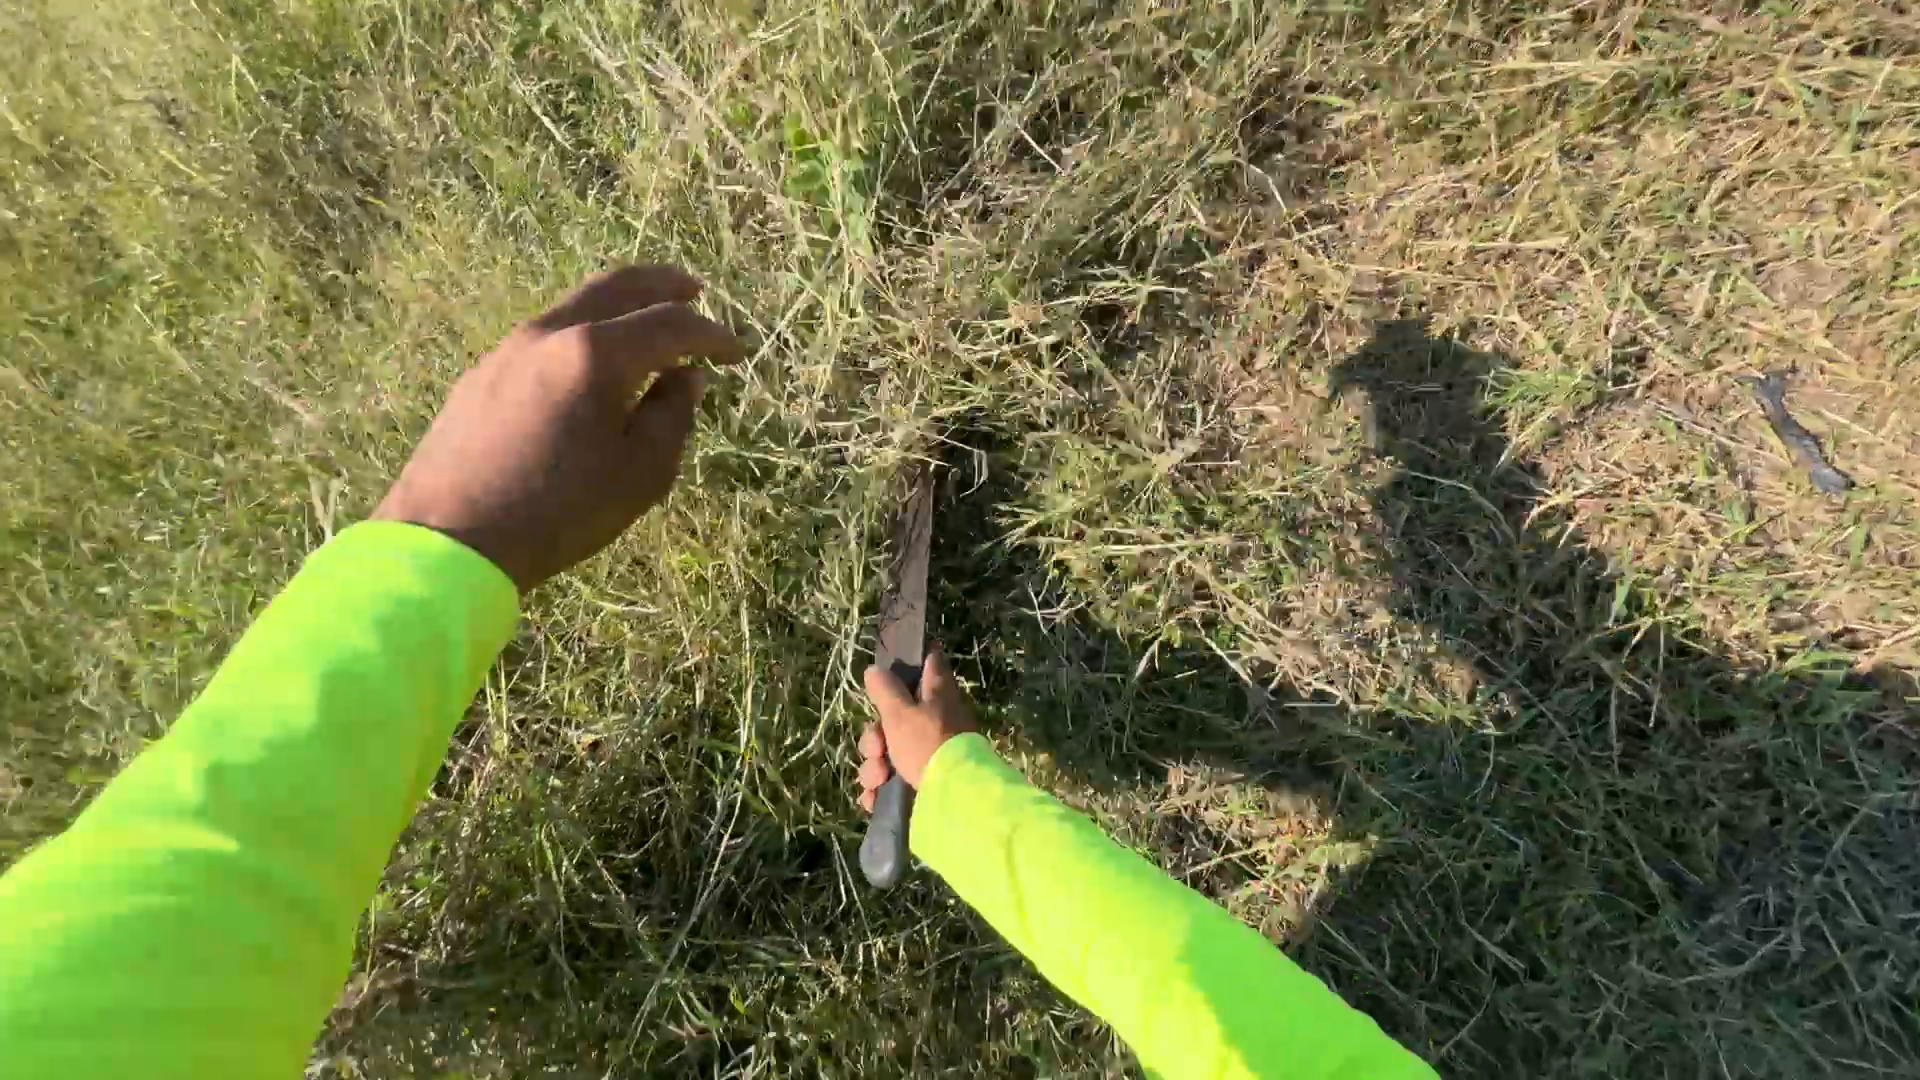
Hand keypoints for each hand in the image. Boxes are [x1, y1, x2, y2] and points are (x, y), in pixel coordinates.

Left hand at [373, 265, 742, 591]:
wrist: (453, 538)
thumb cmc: (564, 509)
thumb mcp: (643, 471)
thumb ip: (674, 413)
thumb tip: (686, 375)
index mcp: (596, 354)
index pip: (671, 325)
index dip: (713, 335)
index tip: (737, 353)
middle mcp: (552, 333)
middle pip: (618, 285)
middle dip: (664, 284)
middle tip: (696, 292)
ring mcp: (511, 347)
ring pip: (578, 304)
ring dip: (623, 305)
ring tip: (651, 324)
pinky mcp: (487, 371)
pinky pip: (552, 333)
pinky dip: (590, 330)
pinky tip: (600, 361)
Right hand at [857, 648, 977, 810]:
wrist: (955, 796)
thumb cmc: (928, 744)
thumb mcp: (901, 713)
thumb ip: (886, 690)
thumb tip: (875, 669)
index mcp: (937, 693)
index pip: (929, 661)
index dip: (909, 663)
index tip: (888, 674)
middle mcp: (936, 717)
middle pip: (895, 716)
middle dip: (875, 737)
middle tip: (877, 749)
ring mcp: (931, 751)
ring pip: (889, 750)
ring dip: (874, 767)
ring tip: (878, 779)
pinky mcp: (925, 780)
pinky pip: (893, 779)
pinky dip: (880, 789)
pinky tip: (874, 798)